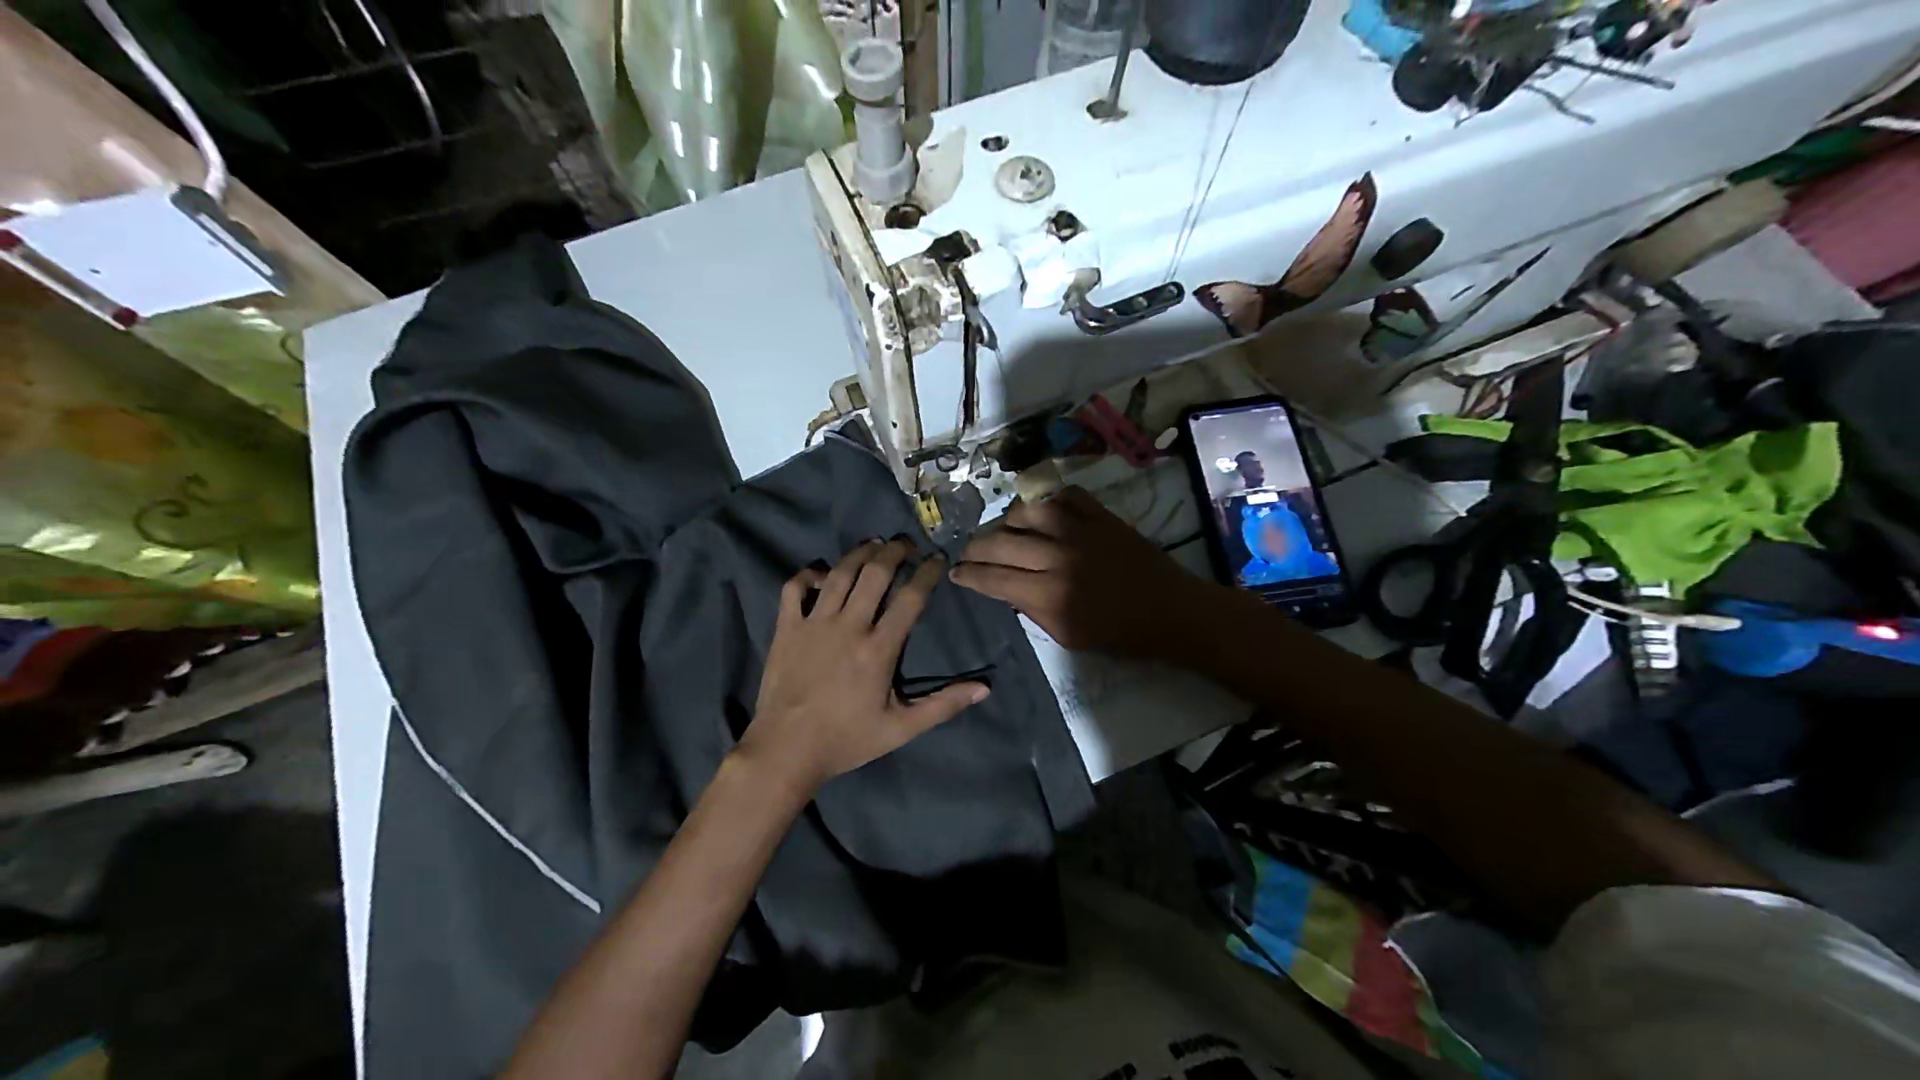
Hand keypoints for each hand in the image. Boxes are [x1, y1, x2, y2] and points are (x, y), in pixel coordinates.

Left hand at [740, 539, 989, 794]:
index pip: (910, 598)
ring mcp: (813, 624)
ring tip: (874, 544)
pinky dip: (808, 574)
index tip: (937, 559)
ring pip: (838, 574)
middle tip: (907, 543)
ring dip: (859, 553)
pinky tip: (822, 573)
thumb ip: (943, 705)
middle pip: (875, 574)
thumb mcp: (901, 729)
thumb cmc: (847, 740)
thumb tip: (984, 688)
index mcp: (878, 649)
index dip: (927, 573)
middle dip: (895, 552)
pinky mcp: (786, 628)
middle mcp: (848, 626)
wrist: (786, 750)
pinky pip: (794, 588)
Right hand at [949, 486, 1228, 656]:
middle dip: (975, 547)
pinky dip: (1050, 500)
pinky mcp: (1103, 517)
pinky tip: (1043, 511)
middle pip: (1002, 543)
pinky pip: (1067, 496)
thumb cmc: (1120, 635)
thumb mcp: (1068, 636)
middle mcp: (1059, 557)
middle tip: (967, 552)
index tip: (955, 573)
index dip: (969, 575)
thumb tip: (1005, 588)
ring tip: (1004, 531)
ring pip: (1028, 512)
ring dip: (1008, 521)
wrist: (1171, 612)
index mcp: (1050, 594)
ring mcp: (1082, 531)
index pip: (994, 579)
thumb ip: (1032, 610)